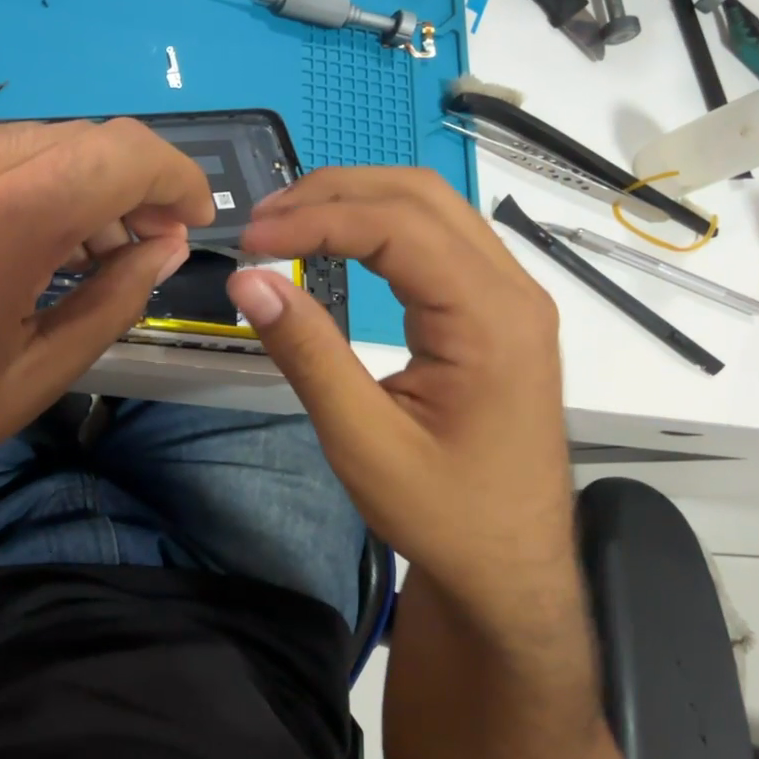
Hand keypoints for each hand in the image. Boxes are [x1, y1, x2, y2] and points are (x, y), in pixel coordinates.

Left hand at [0, 119, 212, 562]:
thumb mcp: (37, 377)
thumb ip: (113, 300)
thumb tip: (167, 248)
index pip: (114, 154)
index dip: (173, 177)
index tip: (194, 223)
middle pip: (77, 137)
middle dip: (132, 181)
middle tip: (150, 246)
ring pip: (34, 141)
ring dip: (84, 181)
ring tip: (100, 252)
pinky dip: (34, 184)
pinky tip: (44, 240)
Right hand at [225, 168, 577, 634]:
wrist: (510, 565)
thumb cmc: (442, 512)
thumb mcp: (363, 441)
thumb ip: (308, 353)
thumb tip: (247, 280)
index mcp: (489, 318)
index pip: (396, 227)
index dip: (315, 220)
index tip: (250, 241)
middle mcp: (511, 289)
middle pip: (418, 195)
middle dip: (332, 193)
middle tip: (262, 222)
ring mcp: (510, 296)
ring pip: (430, 207)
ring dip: (354, 201)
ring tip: (286, 224)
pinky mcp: (496, 310)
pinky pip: (437, 238)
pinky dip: (377, 226)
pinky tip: (335, 242)